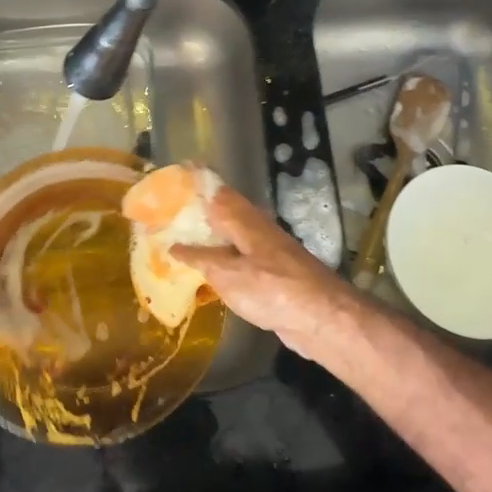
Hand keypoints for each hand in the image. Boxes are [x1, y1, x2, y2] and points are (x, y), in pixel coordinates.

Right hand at [170, 188, 359, 357]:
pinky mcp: (273, 274)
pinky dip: (221, 257)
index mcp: (244, 219)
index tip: (177, 172)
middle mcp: (256, 228)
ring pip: (232, 234)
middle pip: (224, 210)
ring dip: (210, 234)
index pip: (216, 190)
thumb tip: (174, 245)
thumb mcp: (227, 275)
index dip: (197, 180)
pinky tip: (209, 270)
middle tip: (169, 212)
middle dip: (200, 208)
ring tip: (181, 238)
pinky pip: (239, 257)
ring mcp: (267, 251)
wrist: (322, 318)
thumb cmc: (272, 290)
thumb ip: (200, 258)